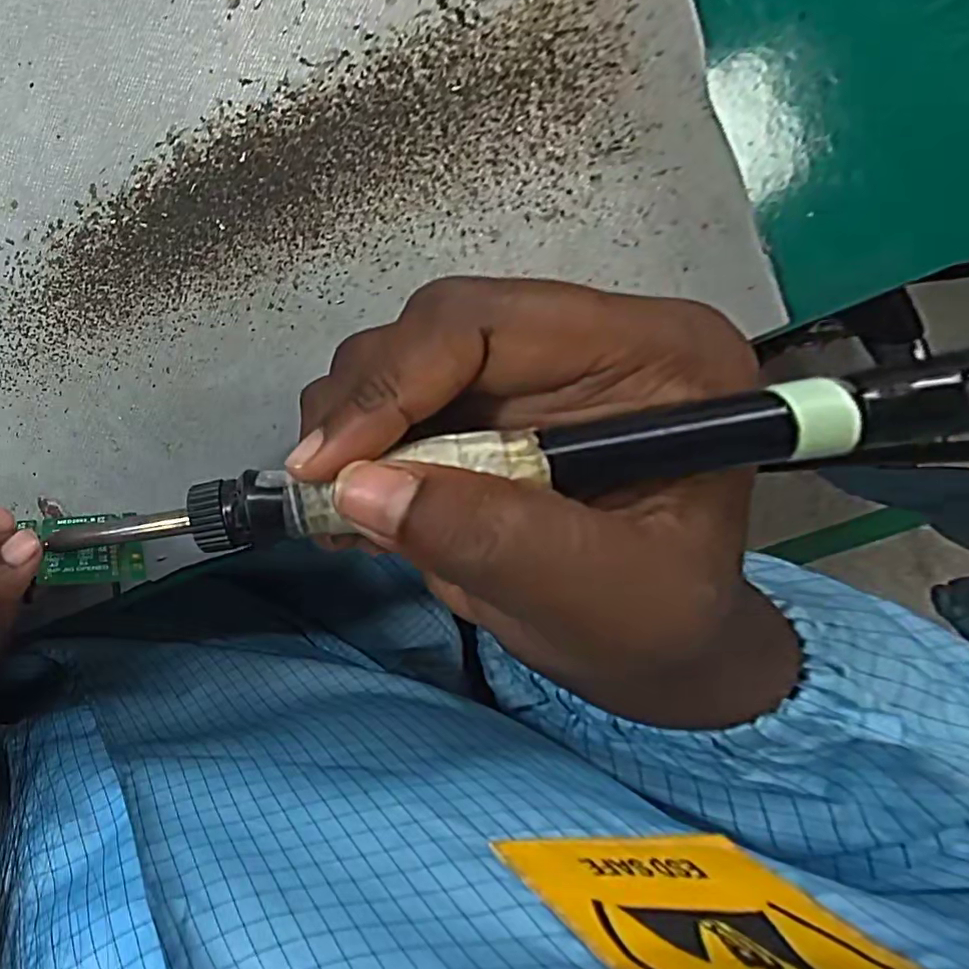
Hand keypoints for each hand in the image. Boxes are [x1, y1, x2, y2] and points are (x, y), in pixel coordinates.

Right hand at [291, 277, 798, 727]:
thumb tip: (356, 488)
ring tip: (338, 505)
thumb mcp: (592, 594)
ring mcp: (503, 375)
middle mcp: (567, 345)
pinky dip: (339, 454)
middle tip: (320, 484)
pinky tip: (346, 506)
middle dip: (357, 407)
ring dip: (340, 431)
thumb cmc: (647, 621)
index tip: (332, 465)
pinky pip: (367, 404)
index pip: (483, 325)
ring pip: (381, 360)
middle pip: (422, 332)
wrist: (635, 642)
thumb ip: (488, 537)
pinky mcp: (454, 408)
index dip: (393, 384)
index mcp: (643, 356)